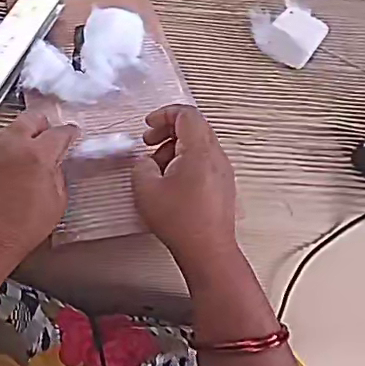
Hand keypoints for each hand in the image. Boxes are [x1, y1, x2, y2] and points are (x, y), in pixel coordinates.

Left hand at [0, 110, 78, 296]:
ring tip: (35, 151)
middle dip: (45, 124)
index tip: (73, 135)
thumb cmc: (25, 226)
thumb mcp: (57, 202)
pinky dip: (13, 147)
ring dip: (27, 134)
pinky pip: (1, 144)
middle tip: (52, 137)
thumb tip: (55, 163)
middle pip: (32, 118)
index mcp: (37, 155)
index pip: (59, 132)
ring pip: (14, 128)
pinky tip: (19, 163)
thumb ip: (58, 174)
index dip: (69, 133)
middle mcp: (14, 146)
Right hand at [132, 105, 240, 270]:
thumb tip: (146, 163)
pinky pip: (204, 161)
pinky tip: (170, 182)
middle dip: (167, 131)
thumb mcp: (146, 188)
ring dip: (175, 148)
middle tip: (149, 142)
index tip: (149, 124)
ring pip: (198, 145)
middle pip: (194, 127)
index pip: (186, 115)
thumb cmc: (181, 221)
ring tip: (157, 168)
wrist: (207, 250)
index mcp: (199, 150)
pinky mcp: (223, 185)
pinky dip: (185, 162)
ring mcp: (222, 171)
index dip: (164, 114)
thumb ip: (142, 165)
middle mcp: (216, 156)